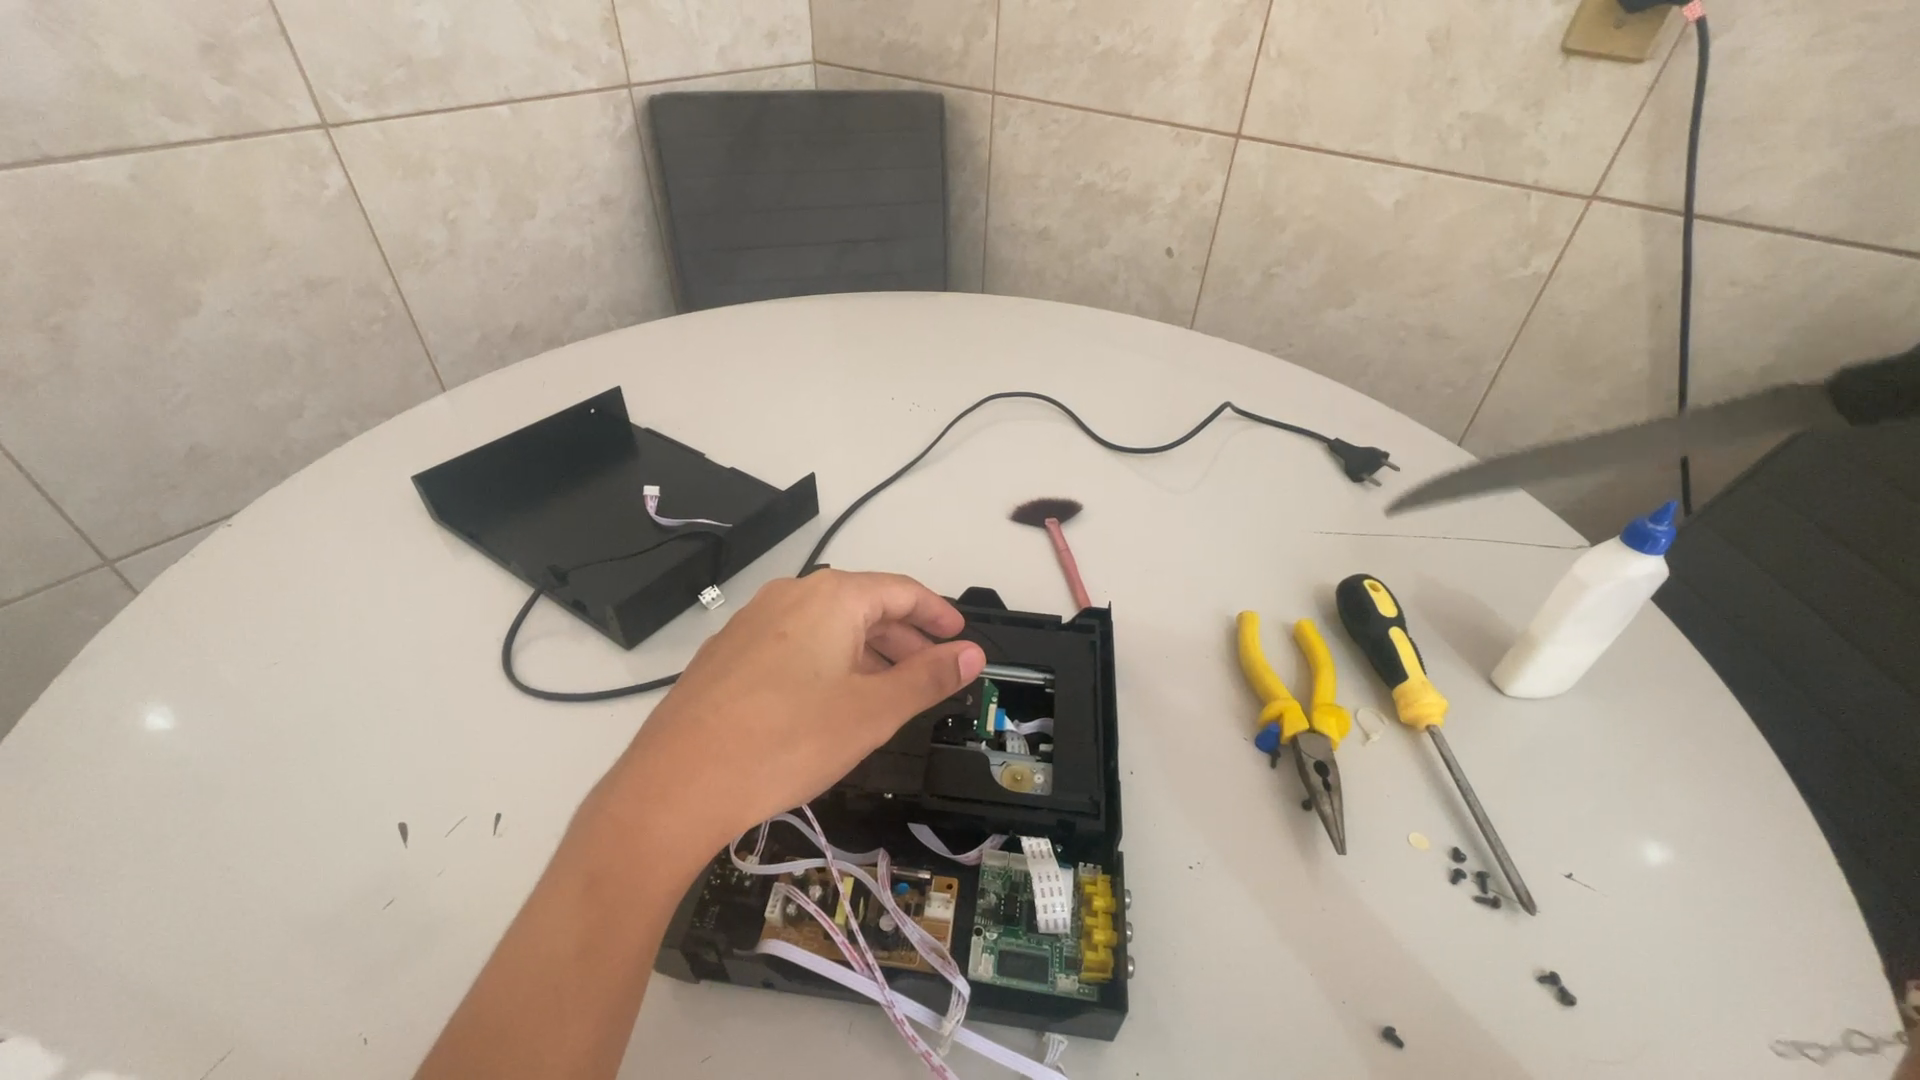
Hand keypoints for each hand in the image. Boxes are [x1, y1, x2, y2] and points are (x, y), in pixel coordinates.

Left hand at [601, 570, 986, 855]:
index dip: (938, 615)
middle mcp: (791, 596)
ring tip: (890, 695)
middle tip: (934, 675)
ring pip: (828, 628)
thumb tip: (972, 654)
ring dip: (868, 655)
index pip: (901, 591)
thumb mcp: (872, 712)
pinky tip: (832, 704)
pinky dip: (830, 664)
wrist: (677, 784)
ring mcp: (753, 623)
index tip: (962, 640)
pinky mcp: (729, 654)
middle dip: (905, 640)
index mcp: (831, 597)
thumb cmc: (788, 741)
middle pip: (864, 606)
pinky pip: (796, 646)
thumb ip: (928, 678)